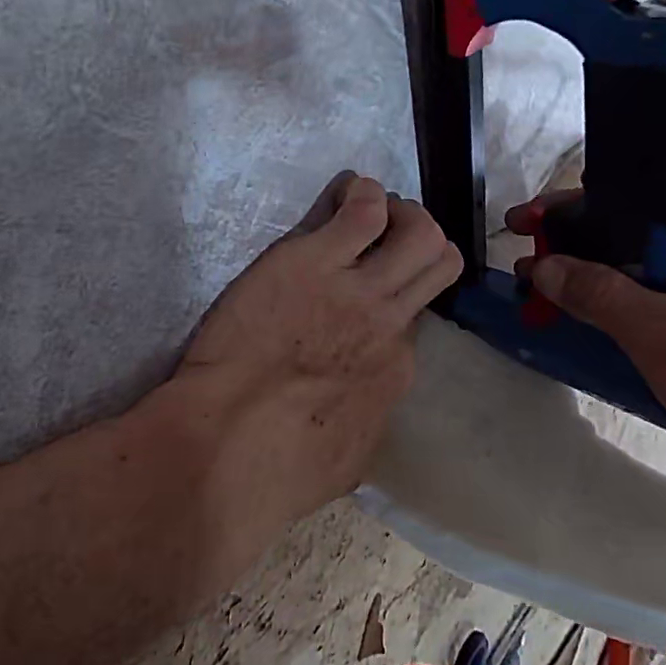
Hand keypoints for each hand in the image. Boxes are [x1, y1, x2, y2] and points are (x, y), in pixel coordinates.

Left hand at [176, 171, 461, 521]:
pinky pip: (365, 209)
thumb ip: (365, 421)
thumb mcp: (345, 460)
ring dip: (402, 213)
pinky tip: (341, 196)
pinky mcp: (317, 259)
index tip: (366, 290)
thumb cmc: (275, 471)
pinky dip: (360, 194)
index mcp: (395, 367)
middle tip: (387, 236)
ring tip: (368, 211)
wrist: (224, 450)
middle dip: (421, 239)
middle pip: (441, 261)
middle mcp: (391, 321)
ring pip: (423, 232)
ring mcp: (360, 289)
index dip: (394, 295)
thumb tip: (364, 406)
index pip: (415, 313)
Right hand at [506, 152, 665, 474]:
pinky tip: (607, 297)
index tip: (565, 200)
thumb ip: (603, 298)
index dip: (618, 163)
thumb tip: (542, 268)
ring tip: (558, 270)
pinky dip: (644, 273)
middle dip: (597, 214)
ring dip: (615, 247)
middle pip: (665, 194)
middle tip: (536, 236)